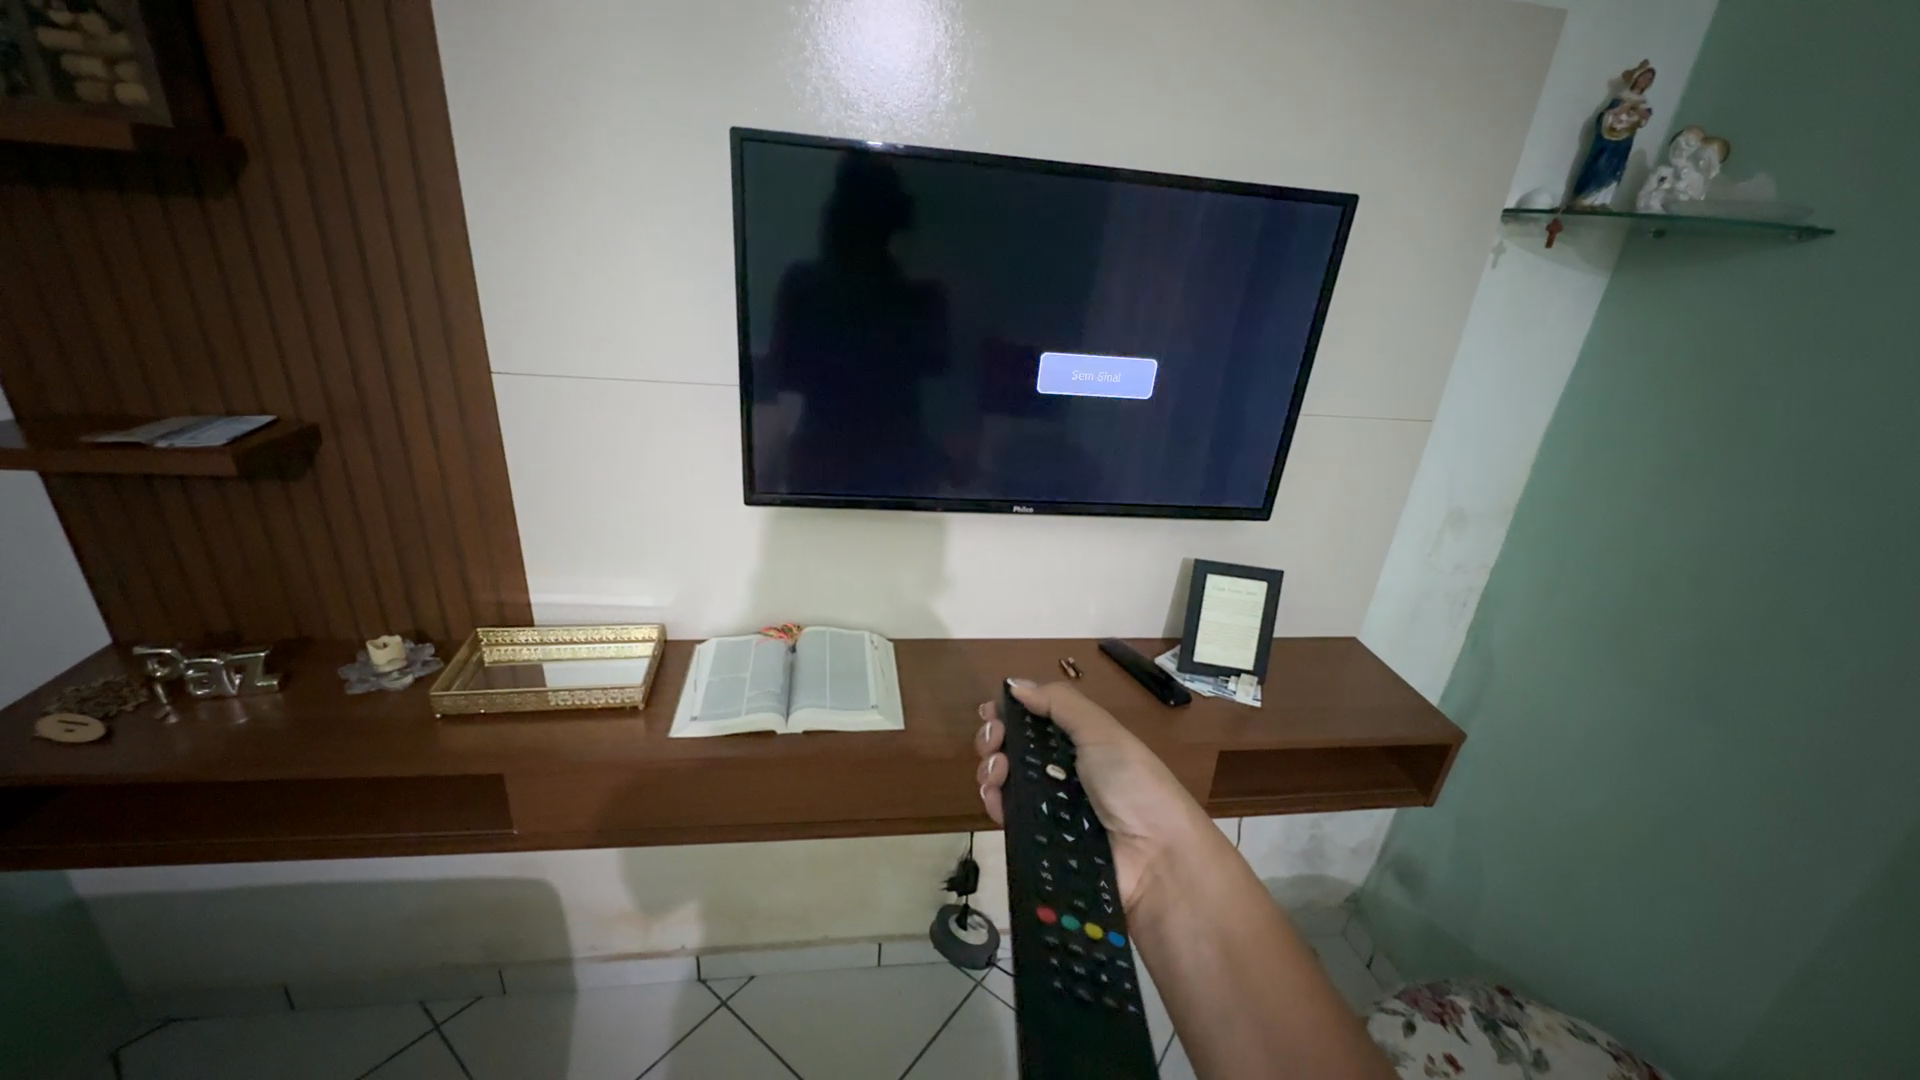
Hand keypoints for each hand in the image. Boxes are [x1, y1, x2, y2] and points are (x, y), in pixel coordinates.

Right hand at [974, 679, 1212, 912]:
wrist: (1155, 857)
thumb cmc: (1132, 783)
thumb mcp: (1101, 731)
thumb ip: (1060, 703)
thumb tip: (1016, 684)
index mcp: (1080, 741)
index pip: (1034, 720)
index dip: (1010, 713)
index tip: (991, 711)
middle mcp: (1062, 770)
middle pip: (1013, 748)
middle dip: (994, 738)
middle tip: (995, 740)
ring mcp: (1049, 806)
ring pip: (1005, 781)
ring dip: (990, 768)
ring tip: (997, 772)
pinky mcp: (1040, 839)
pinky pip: (1008, 816)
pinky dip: (995, 803)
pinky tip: (995, 798)